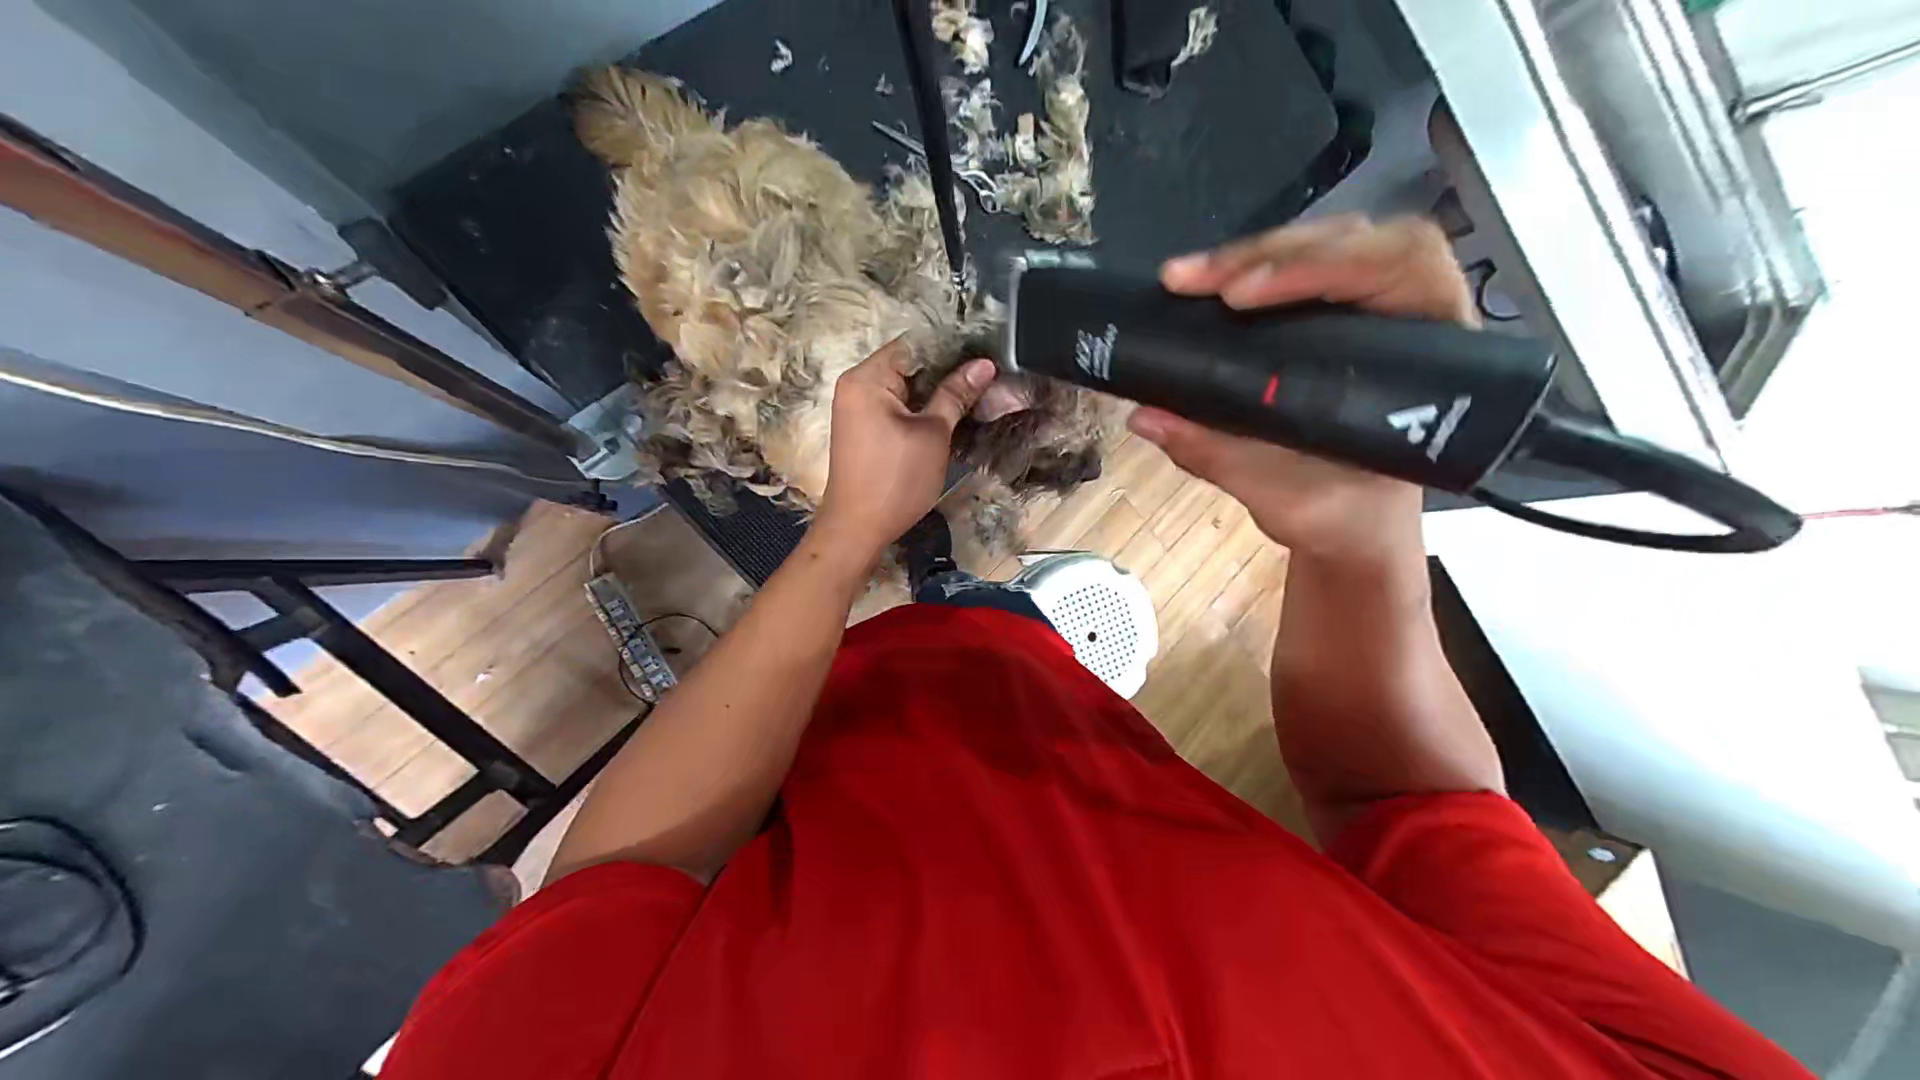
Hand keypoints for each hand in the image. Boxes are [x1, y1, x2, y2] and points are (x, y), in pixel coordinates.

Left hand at [813, 338, 995, 564]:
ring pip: (903, 385)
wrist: (858, 528)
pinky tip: (948, 412)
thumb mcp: (933, 434)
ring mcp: (856, 406)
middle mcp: (856, 384)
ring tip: (974, 392)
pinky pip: (894, 404)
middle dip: (946, 369)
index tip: (984, 356)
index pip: (914, 344)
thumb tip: (985, 365)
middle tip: (986, 376)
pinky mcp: (862, 426)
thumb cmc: (896, 481)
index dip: (951, 347)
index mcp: (867, 378)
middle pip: (908, 363)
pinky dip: (919, 406)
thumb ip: (956, 394)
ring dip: (935, 389)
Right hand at [1129, 216, 1473, 564]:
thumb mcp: (1284, 496)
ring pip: (1325, 245)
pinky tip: (1206, 284)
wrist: (1354, 528)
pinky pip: (1299, 270)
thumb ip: (1219, 456)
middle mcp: (1412, 318)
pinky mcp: (1334, 320)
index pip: (1396, 269)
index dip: (1319, 266)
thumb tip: (1146, 415)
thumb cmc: (1343, 517)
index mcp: (1431, 358)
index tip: (1240, 298)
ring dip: (1252, 254)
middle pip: (1355, 242)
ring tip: (1187, 278)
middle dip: (1268, 253)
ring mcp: (1373, 313)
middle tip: (1191, 281)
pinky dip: (1247, 271)